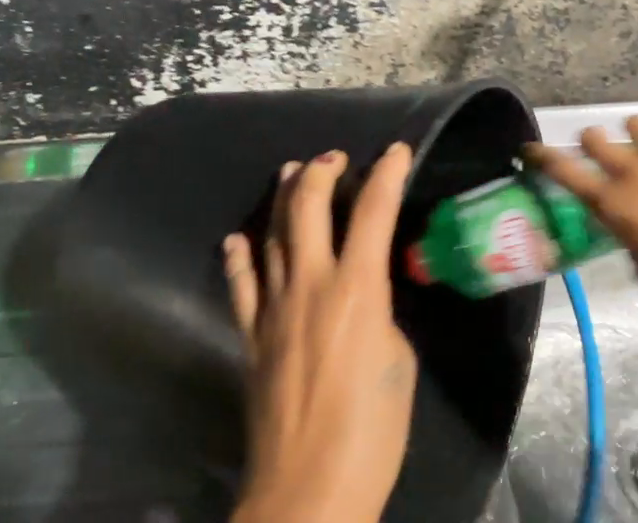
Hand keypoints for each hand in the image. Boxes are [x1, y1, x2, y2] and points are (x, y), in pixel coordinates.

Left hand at [224, 145, 418, 522]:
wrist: (310, 486)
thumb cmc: (372, 429)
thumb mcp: (399, 362)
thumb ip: (381, 313)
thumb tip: (365, 296)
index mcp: (358, 289)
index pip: (374, 212)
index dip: (387, 174)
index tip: (396, 151)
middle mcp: (310, 284)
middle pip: (307, 206)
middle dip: (321, 171)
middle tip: (333, 157)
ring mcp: (273, 306)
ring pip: (271, 233)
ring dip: (281, 198)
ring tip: (289, 172)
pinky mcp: (250, 334)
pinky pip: (241, 283)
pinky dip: (240, 255)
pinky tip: (238, 238)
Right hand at [522, 105, 637, 342]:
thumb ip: (629, 238)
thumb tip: (630, 222)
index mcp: (614, 208)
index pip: (563, 171)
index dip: (542, 156)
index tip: (531, 148)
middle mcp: (635, 174)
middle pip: (595, 137)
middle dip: (595, 146)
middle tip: (609, 158)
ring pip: (635, 122)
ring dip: (637, 135)